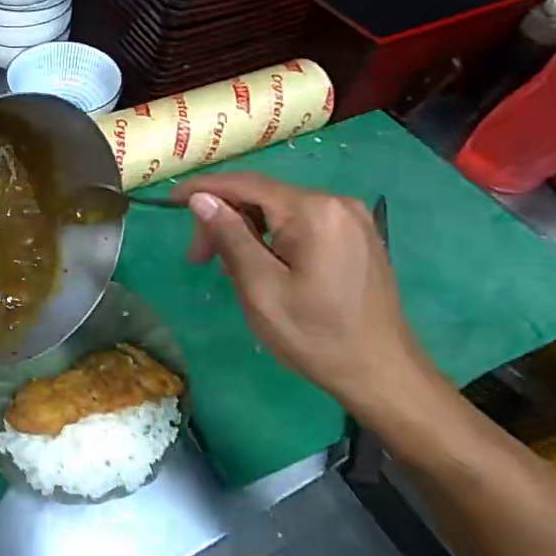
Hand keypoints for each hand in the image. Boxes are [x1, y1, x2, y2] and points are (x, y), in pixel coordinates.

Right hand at [171, 173, 444, 420]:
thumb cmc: (316, 337)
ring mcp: (353, 217)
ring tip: (233, 270)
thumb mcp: (261, 289)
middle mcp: (337, 201)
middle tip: (200, 260)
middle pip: (265, 196)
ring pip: (284, 210)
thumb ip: (230, 236)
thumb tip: (201, 199)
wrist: (383, 372)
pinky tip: (266, 265)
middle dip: (228, 219)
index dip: (206, 189)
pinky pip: (306, 223)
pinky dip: (276, 236)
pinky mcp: (359, 235)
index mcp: (314, 210)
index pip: (247, 184)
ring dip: (250, 230)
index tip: (172, 203)